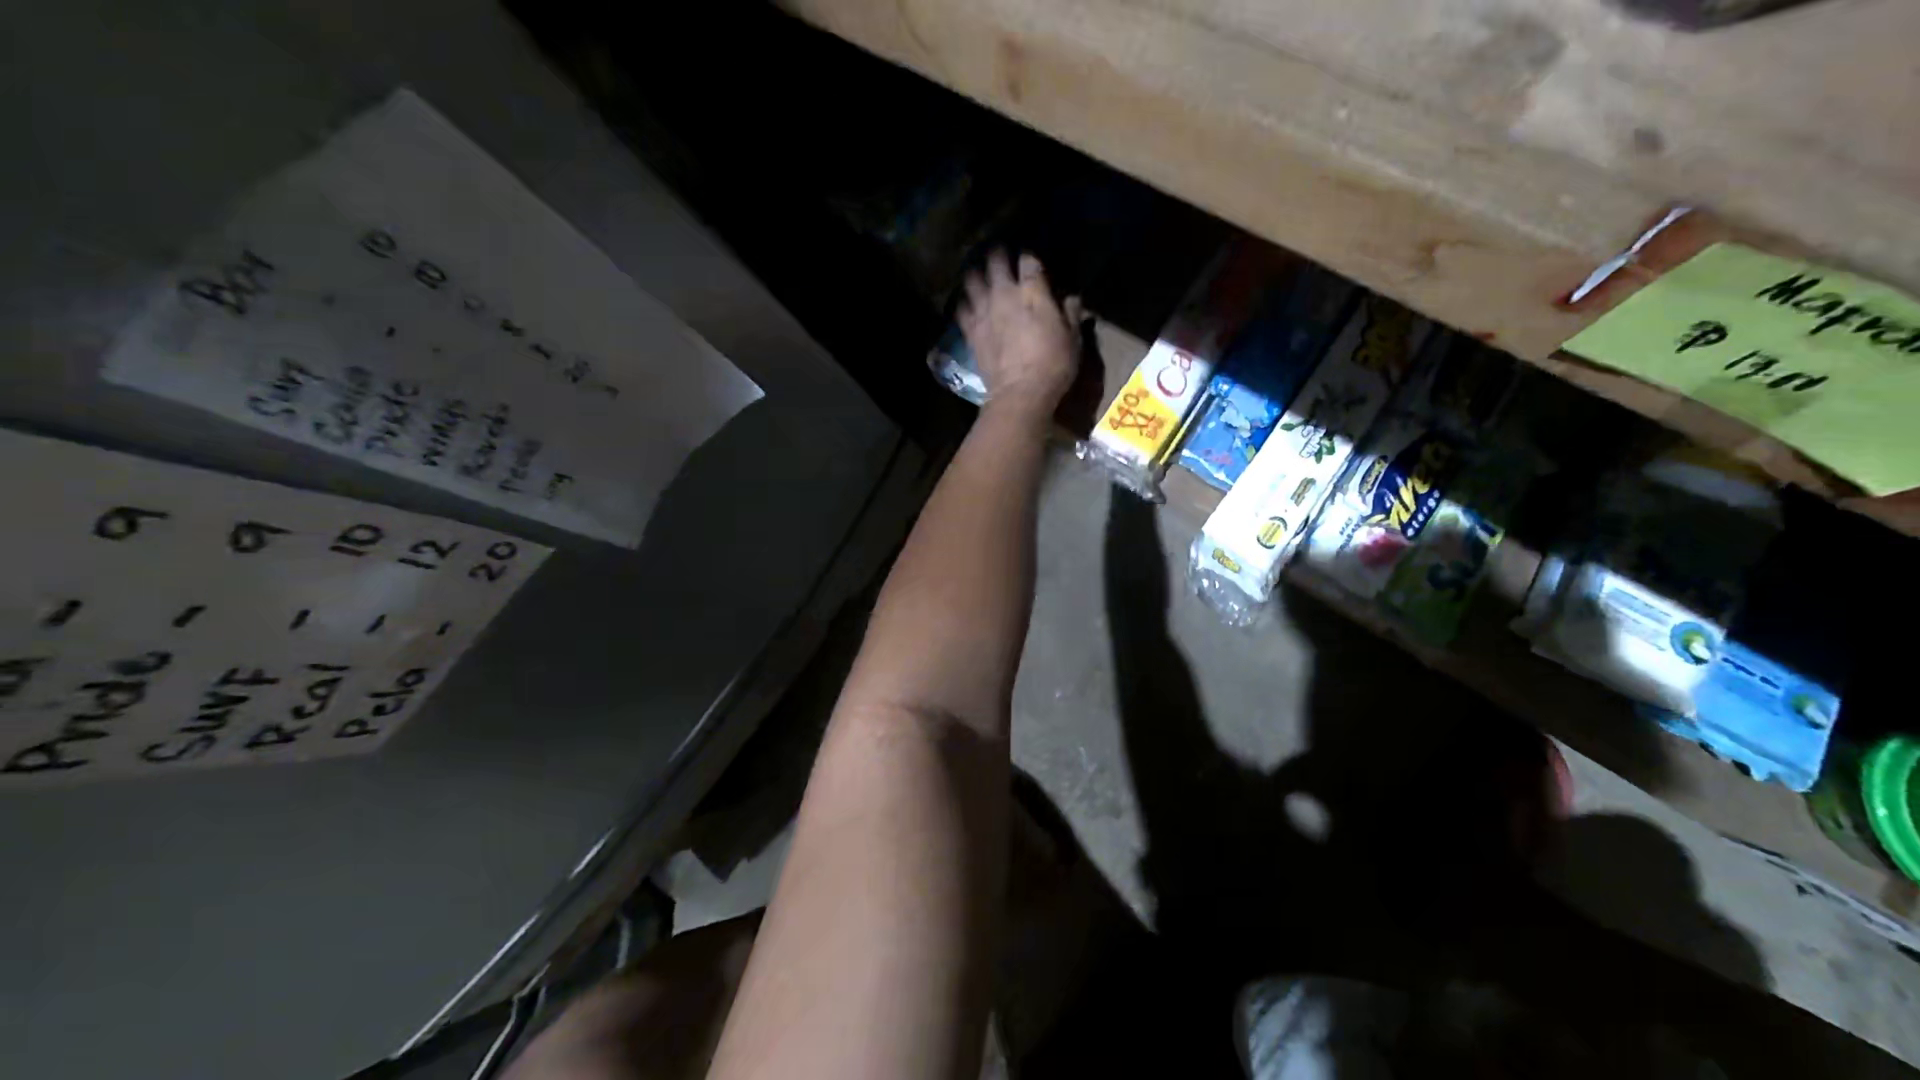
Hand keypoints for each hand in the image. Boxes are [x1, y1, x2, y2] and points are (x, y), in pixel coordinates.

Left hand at [957, 250, 1079, 418]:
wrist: (1020, 393)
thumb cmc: (1053, 364)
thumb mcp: (1073, 338)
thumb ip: (1071, 313)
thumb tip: (1073, 298)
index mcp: (1032, 291)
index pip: (1028, 260)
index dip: (1029, 255)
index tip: (1030, 257)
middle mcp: (1004, 293)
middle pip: (995, 261)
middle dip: (997, 254)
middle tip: (999, 253)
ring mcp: (984, 311)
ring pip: (972, 280)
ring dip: (975, 273)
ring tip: (978, 273)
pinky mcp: (970, 331)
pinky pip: (961, 308)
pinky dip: (963, 302)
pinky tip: (965, 302)